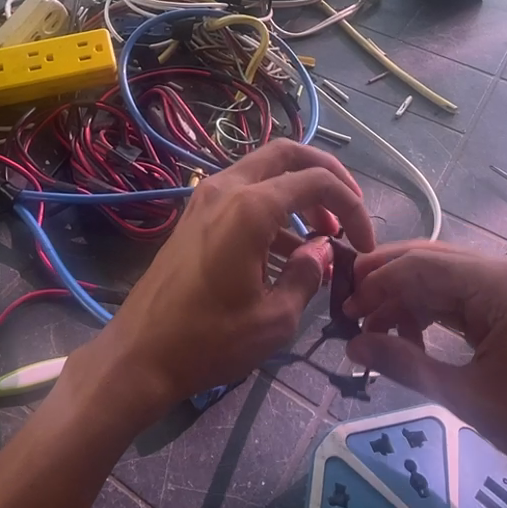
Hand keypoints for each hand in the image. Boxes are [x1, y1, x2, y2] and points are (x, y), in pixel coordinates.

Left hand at [69, 140, 375, 413]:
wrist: (141, 353)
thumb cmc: (210, 339)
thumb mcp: (274, 318)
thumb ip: (307, 275)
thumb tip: (321, 250)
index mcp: (250, 207)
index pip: (316, 181)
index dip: (352, 206)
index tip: (366, 243)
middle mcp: (226, 188)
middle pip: (287, 154)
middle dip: (326, 175)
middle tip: (349, 211)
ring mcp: (206, 198)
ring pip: (263, 171)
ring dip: (298, 193)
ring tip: (323, 239)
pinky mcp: (195, 215)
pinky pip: (243, 194)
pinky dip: (272, 209)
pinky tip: (286, 253)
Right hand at [343, 240, 506, 484]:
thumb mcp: (465, 396)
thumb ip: (405, 363)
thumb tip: (352, 346)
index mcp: (500, 285)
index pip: (422, 265)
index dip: (378, 283)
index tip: (346, 310)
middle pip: (431, 261)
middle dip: (388, 283)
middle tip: (350, 309)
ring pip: (444, 278)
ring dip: (407, 298)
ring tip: (375, 327)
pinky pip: (462, 296)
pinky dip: (432, 311)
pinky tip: (410, 334)